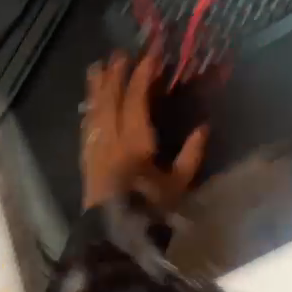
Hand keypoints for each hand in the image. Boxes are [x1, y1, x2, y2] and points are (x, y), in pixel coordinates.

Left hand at [82, 50, 209, 211]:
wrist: (115, 238)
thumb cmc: (151, 211)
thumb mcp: (180, 184)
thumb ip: (192, 154)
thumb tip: (204, 126)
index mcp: (135, 141)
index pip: (136, 98)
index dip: (143, 73)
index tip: (151, 55)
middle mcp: (111, 139)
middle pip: (111, 97)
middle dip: (116, 73)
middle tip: (121, 53)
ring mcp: (95, 148)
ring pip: (95, 109)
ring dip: (97, 86)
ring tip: (98, 67)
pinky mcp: (86, 160)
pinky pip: (86, 126)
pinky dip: (89, 109)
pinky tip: (89, 103)